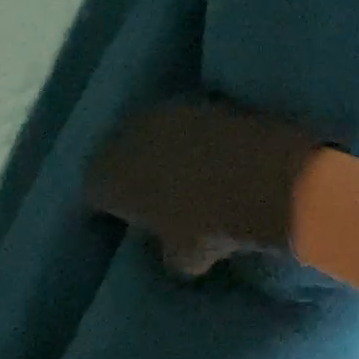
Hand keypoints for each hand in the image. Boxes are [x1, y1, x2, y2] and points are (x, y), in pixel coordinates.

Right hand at [84, 97, 327, 275]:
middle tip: (154, 195)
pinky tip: (213, 156)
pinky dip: (197, 138)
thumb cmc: (211, 226)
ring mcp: (164, 111)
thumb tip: (173, 249)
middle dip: (133, 171)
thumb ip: (168, 252)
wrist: (265, 180)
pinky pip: (189, 123)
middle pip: (119, 154)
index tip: (127, 220)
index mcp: (106, 176)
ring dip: (164, 150)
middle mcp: (124, 135)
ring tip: (186, 174)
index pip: (94, 191)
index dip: (110, 207)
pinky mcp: (203, 99)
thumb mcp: (185, 259)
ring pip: (153, 133)